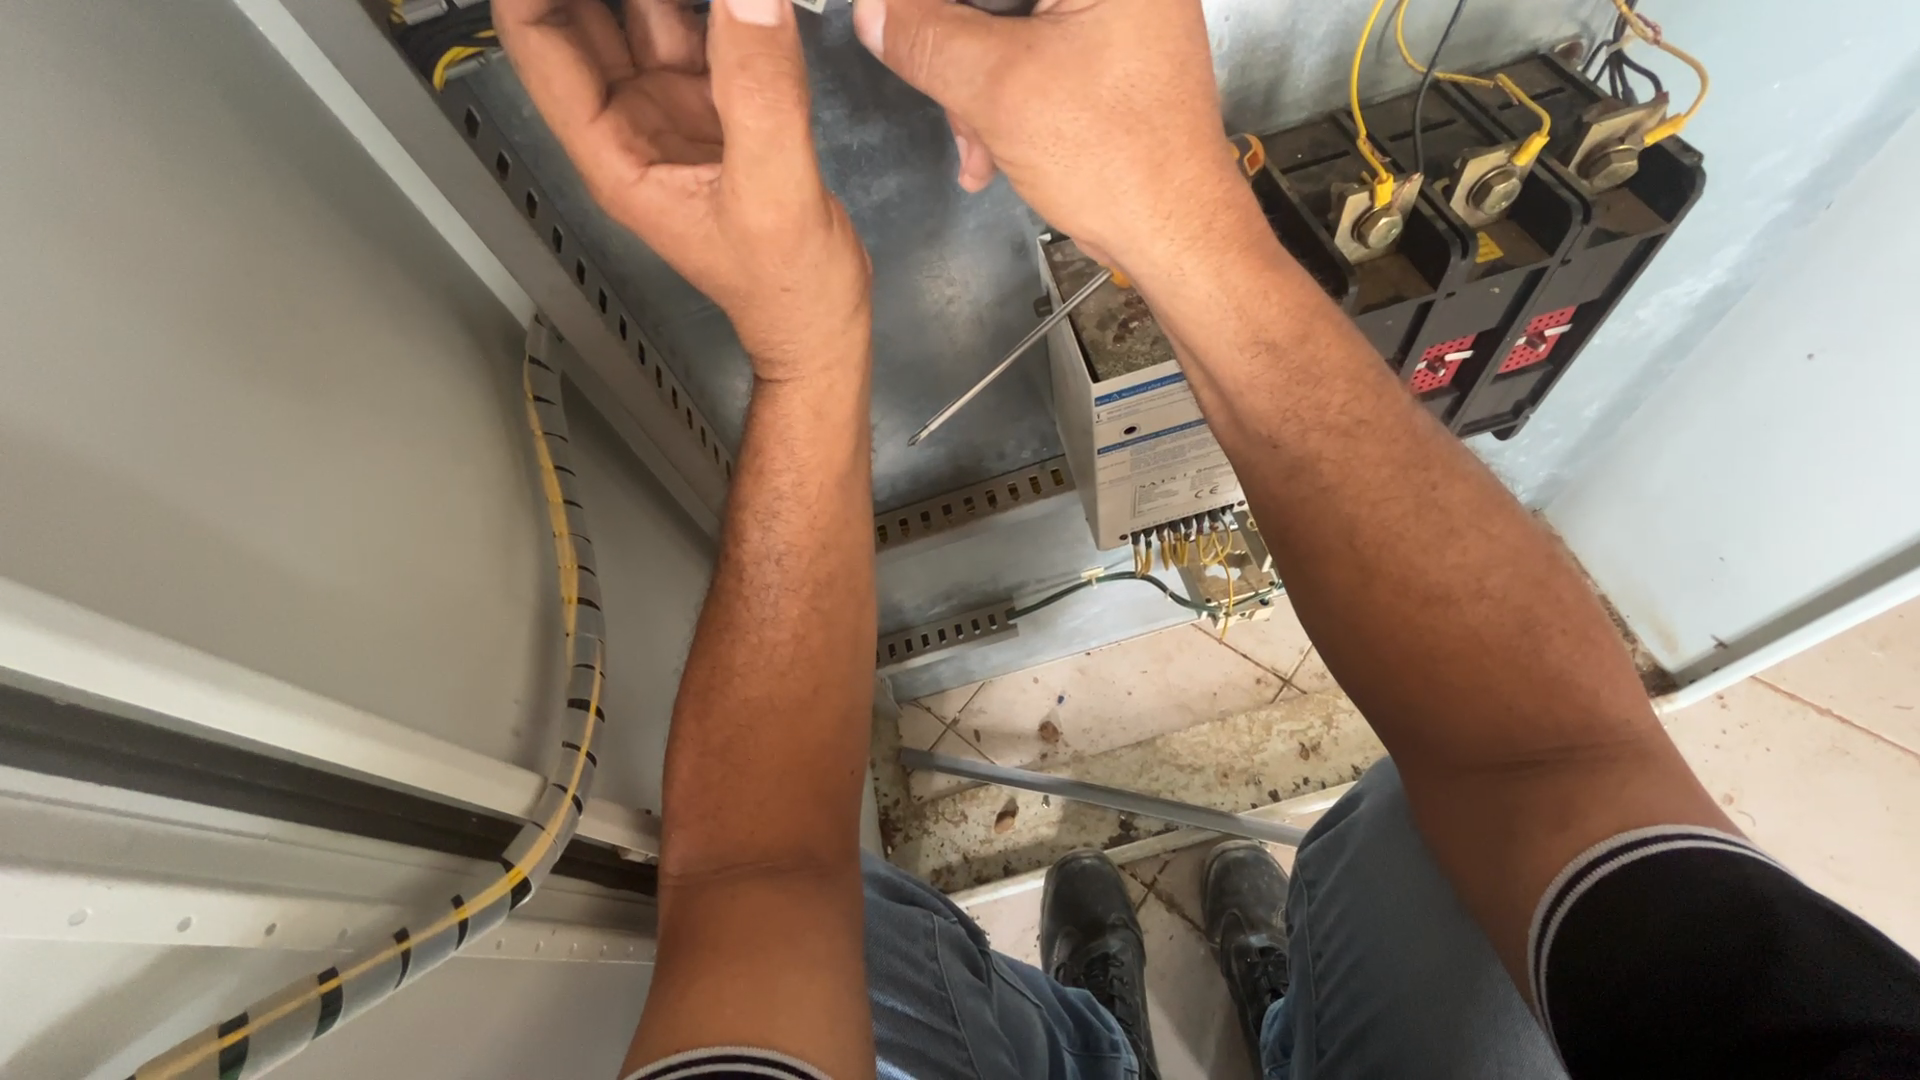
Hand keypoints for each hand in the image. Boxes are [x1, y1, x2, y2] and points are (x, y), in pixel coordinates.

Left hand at [496, 0, 870, 380]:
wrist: (822, 324)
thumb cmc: (786, 288)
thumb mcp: (773, 198)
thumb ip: (762, 95)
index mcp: (614, 151)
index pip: (540, 33)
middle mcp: (634, 122)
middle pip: (587, 8)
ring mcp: (680, 113)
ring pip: (649, 9)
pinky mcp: (728, 110)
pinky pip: (711, 30)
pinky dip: (721, 1)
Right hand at [851, 0, 1256, 278]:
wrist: (1174, 230)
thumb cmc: (1117, 160)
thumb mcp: (1000, 91)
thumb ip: (929, 41)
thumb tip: (876, 12)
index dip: (937, 9)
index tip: (905, 29)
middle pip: (996, 1)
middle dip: (959, 56)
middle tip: (950, 105)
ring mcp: (1120, 16)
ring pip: (1013, 30)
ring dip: (978, 91)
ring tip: (978, 149)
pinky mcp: (1113, 58)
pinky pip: (1039, 60)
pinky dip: (1008, 102)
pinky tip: (996, 151)